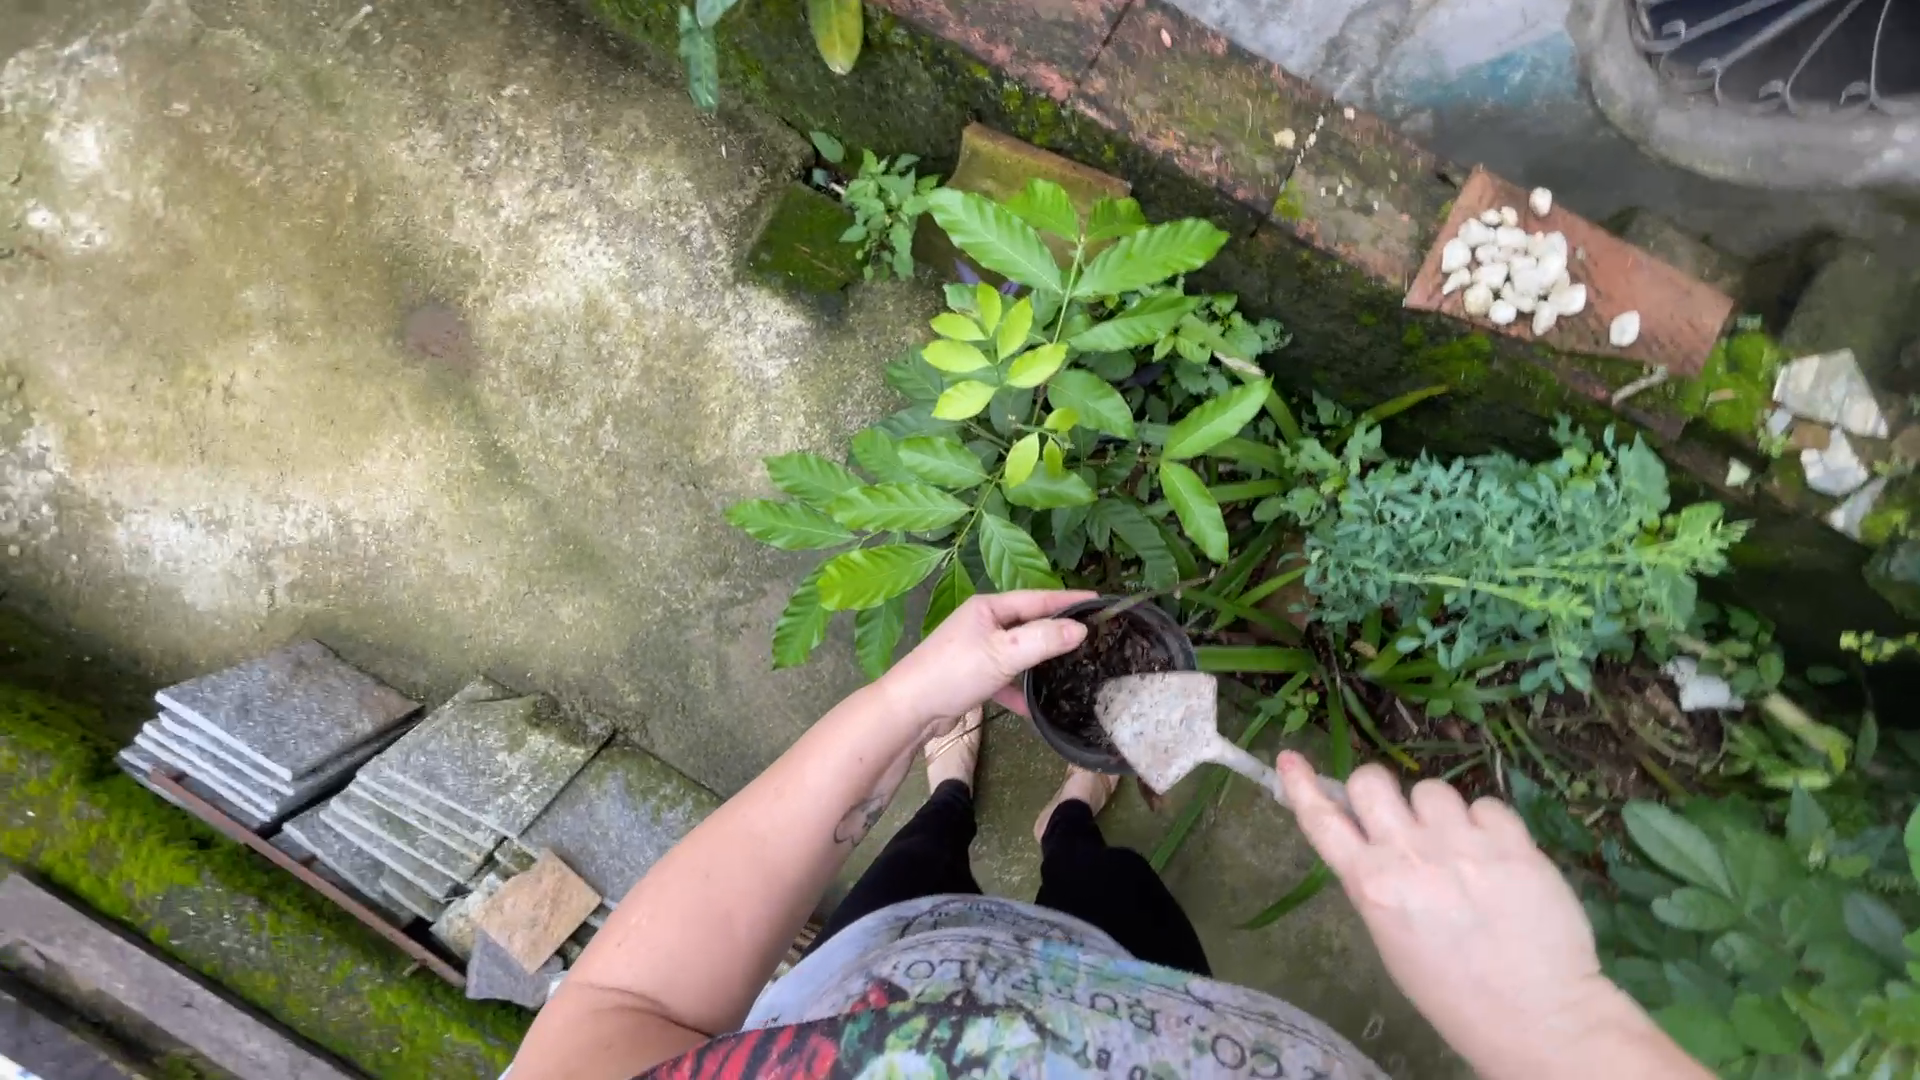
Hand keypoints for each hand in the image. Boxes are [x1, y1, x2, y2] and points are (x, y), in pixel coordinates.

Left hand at [878, 590, 1094, 735]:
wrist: (909, 709)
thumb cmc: (954, 672)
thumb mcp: (1004, 653)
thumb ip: (1042, 639)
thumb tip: (1080, 628)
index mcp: (988, 607)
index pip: (1037, 598)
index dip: (1068, 599)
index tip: (1100, 600)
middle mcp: (982, 623)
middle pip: (1028, 622)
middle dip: (1057, 628)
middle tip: (1093, 634)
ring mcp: (975, 649)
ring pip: (1017, 651)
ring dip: (1039, 661)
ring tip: (1072, 667)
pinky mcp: (971, 676)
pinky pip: (1004, 678)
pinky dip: (1018, 690)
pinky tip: (1033, 708)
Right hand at [1277, 754, 1694, 1079]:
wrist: (1541, 1021)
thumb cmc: (1451, 987)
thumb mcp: (1387, 932)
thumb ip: (1370, 876)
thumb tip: (1360, 829)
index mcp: (1371, 884)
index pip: (1322, 819)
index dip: (1301, 785)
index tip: (1288, 759)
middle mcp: (1410, 856)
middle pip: (1371, 781)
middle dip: (1378, 789)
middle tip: (1397, 815)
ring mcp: (1463, 846)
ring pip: (1431, 788)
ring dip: (1438, 811)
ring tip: (1459, 847)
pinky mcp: (1514, 845)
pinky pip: (1486, 805)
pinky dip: (1487, 824)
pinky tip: (1496, 856)